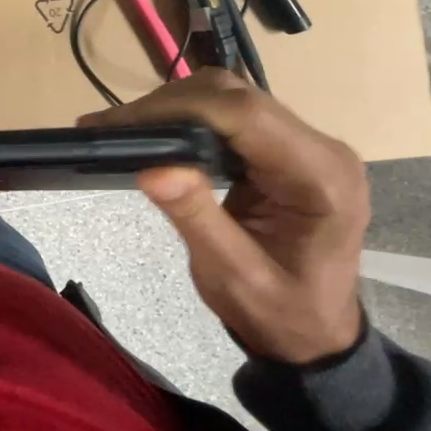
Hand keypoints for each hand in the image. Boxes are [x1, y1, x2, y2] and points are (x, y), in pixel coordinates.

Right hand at [80, 70, 369, 364]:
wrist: (312, 335)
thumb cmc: (279, 312)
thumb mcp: (234, 275)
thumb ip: (198, 219)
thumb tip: (152, 168)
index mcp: (321, 176)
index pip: (245, 114)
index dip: (177, 110)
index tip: (117, 126)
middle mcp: (319, 148)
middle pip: (233, 96)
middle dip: (165, 105)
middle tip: (109, 131)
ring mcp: (301, 145)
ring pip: (225, 96)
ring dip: (168, 107)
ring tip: (120, 132)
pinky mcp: (278, 148)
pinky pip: (225, 114)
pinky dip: (179, 117)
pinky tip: (148, 136)